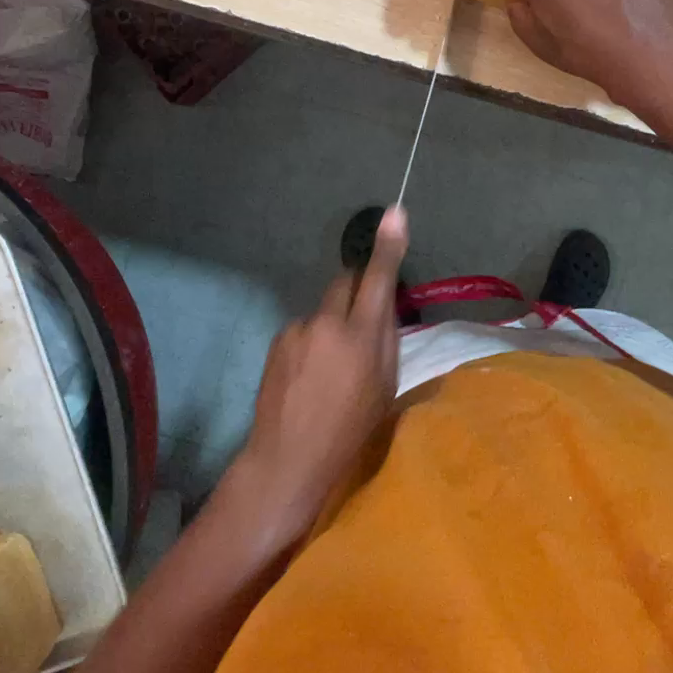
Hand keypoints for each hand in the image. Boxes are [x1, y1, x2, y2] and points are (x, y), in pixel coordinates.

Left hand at [230, 206, 408, 545]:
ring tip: (329, 371)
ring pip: (324, 311)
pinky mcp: (277, 339)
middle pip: (346, 283)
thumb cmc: (350, 432)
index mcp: (362, 337)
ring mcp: (297, 329)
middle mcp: (327, 322)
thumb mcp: (385, 389)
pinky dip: (311, 342)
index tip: (395, 213)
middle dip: (357, 293)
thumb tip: (384, 307)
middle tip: (362, 327)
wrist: (288, 459)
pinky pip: (304, 329)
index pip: (379, 280)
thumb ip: (386, 340)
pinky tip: (307, 377)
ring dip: (331, 326)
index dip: (389, 247)